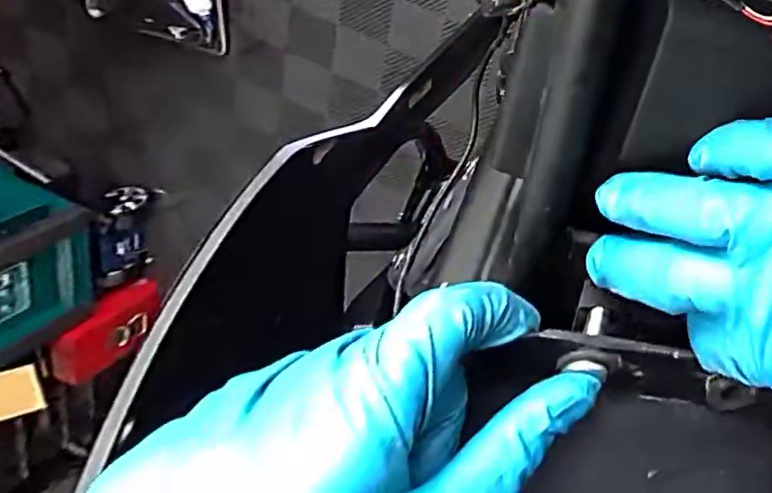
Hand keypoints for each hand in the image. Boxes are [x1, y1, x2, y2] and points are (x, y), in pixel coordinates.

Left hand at [91, 282, 599, 492]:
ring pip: (349, 374)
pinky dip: (310, 434)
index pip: (460, 301)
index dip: (502, 314)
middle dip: (431, 393)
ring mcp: (244, 397)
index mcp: (370, 389)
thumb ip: (508, 445)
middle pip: (409, 344)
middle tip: (416, 469)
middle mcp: (305, 374)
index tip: (519, 340)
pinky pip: (287, 400)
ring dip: (369, 416)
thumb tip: (570, 390)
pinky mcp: (200, 423)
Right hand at [586, 120, 771, 424]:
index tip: (659, 297)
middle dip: (623, 254)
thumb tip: (756, 321)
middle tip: (600, 242)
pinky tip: (707, 151)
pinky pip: (753, 147)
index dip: (672, 310)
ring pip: (694, 204)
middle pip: (670, 265)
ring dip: (648, 199)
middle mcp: (771, 278)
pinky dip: (723, 147)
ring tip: (620, 192)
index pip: (696, 325)